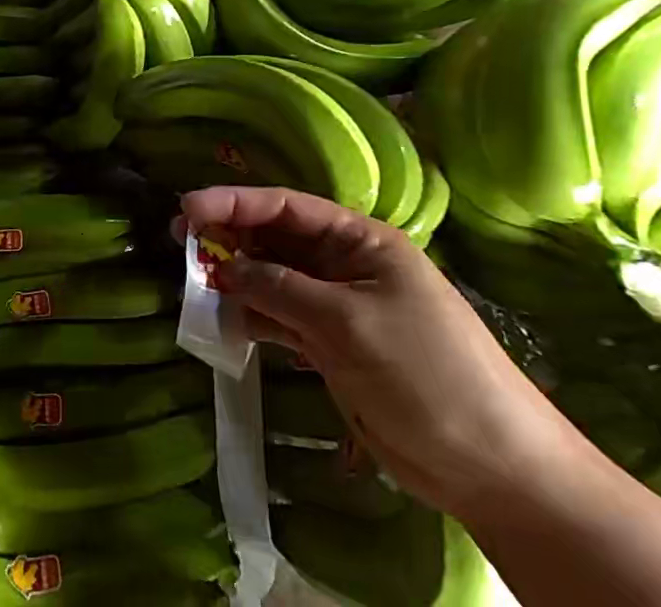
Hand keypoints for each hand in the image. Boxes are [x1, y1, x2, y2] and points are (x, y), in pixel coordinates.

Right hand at [181, 187, 577, 520]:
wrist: (484, 458)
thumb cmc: (424, 369)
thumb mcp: (347, 321)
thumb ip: (282, 289)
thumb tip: (228, 269)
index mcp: (361, 241)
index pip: (289, 207)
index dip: (236, 203)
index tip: (187, 209)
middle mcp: (345, 266)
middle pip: (277, 240)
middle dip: (230, 238)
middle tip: (177, 242)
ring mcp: (336, 307)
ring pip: (273, 280)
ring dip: (235, 280)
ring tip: (190, 283)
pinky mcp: (330, 346)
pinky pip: (279, 320)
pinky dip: (251, 318)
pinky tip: (222, 321)